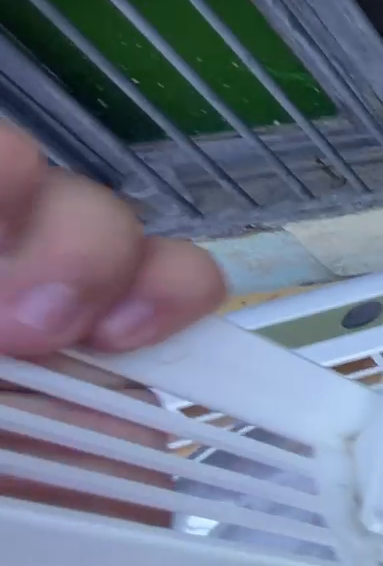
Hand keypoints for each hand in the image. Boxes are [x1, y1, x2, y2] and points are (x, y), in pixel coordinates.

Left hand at [0, 122, 225, 565]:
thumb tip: (19, 340)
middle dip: (12, 207)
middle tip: (17, 322)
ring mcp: (43, 324)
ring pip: (88, 205)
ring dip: (96, 248)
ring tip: (85, 334)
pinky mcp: (138, 360)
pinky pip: (183, 282)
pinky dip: (183, 289)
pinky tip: (151, 336)